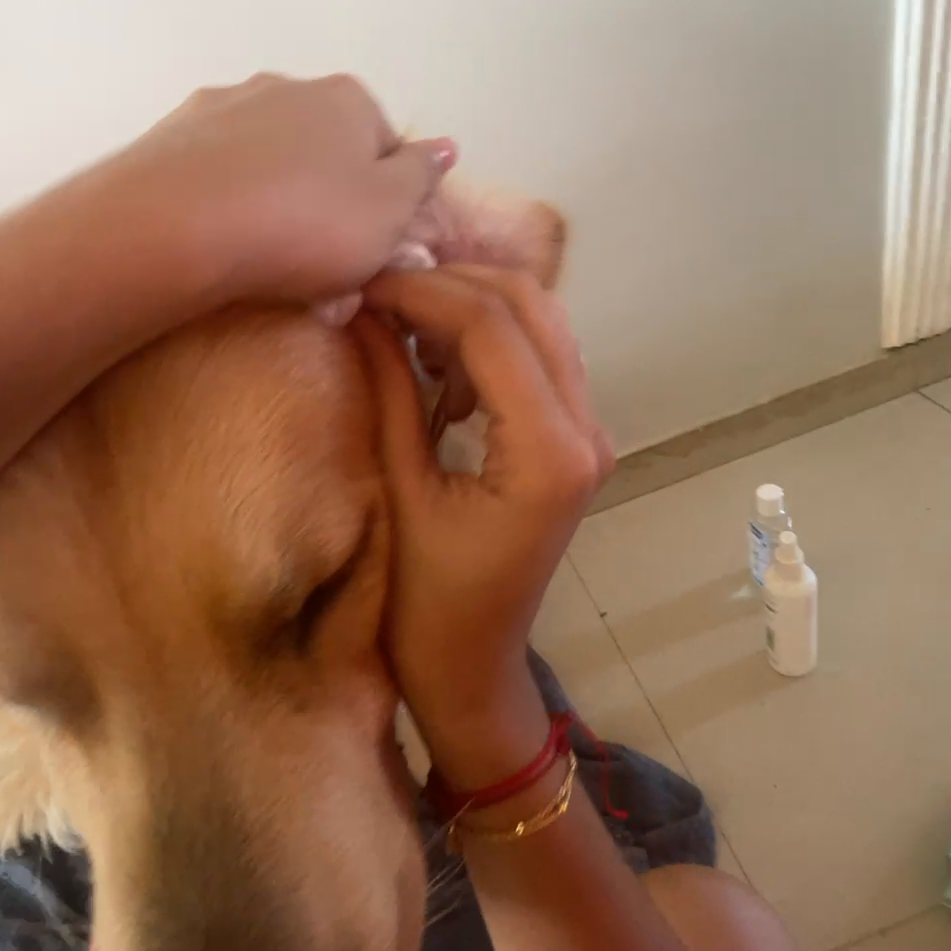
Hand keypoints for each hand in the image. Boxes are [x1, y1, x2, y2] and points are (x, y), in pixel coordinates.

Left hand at [46, 73, 455, 308]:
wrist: (178, 227)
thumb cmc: (307, 224)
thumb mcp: (390, 212)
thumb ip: (421, 177)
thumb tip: (446, 145)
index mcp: (349, 101)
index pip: (388, 153)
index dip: (388, 208)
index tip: (374, 254)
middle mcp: (288, 88)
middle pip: (327, 160)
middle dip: (332, 213)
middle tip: (328, 276)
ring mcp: (225, 109)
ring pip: (274, 171)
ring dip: (284, 216)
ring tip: (276, 274)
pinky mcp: (174, 139)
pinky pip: (225, 182)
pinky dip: (236, 213)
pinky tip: (229, 253)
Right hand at [351, 267, 615, 784]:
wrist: (472, 667)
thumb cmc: (424, 604)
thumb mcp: (398, 491)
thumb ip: (387, 389)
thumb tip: (360, 307)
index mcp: (549, 454)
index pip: (492, 328)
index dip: (423, 291)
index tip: (362, 283)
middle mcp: (587, 432)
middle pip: (530, 307)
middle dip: (451, 285)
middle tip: (380, 295)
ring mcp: (590, 434)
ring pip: (540, 324)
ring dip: (470, 308)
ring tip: (402, 329)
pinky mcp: (575, 440)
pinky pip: (540, 358)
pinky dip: (488, 341)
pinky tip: (438, 367)